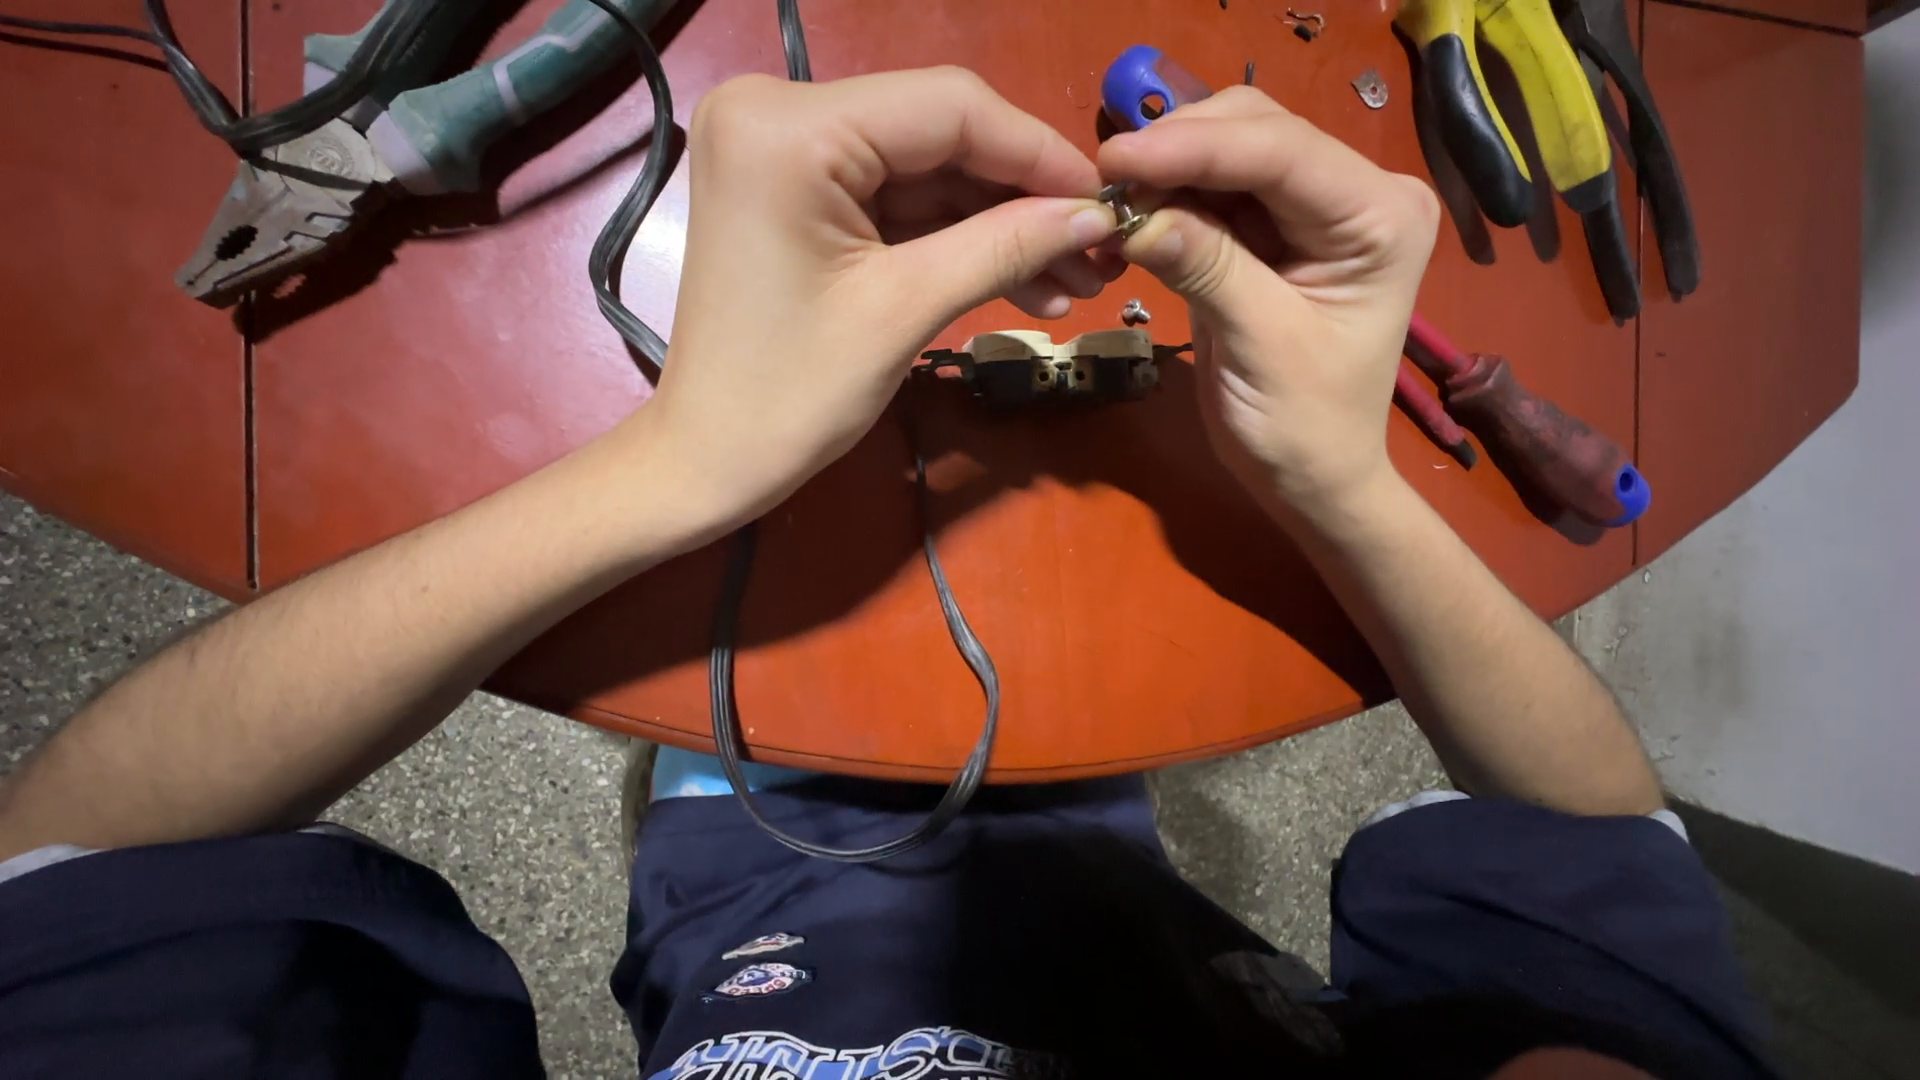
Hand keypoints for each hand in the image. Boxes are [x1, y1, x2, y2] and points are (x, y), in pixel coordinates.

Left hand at [637, 67, 1118, 536]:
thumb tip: (1096, 216)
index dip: (1039, 154)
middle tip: (1097, 252)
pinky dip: (954, 243)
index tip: (1108, 203)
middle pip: (939, 136)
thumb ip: (1004, 246)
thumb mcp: (905, 311)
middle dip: (1023, 200)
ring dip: (998, 228)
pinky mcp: (798, 196)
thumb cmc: (793, 397)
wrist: (712, 459)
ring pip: (925, 175)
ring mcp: (786, 154)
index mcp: (790, 127)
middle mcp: (779, 112)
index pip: (949, 107)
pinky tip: (1021, 282)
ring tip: (1072, 281)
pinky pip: (895, 206)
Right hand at [1098, 88, 1438, 522]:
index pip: (1282, 153)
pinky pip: (1213, 199)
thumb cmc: (1303, 424)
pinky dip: (1168, 204)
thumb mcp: (1259, 345)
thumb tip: (1133, 215)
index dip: (1193, 147)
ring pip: (1228, 157)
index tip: (1113, 159)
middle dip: (1178, 151)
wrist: (1309, 474)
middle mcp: (1355, 194)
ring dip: (1166, 174)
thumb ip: (1206, 268)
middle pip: (1256, 134)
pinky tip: (1132, 219)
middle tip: (1105, 184)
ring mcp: (1311, 212)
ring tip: (1111, 203)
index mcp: (1379, 216)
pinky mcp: (1271, 236)